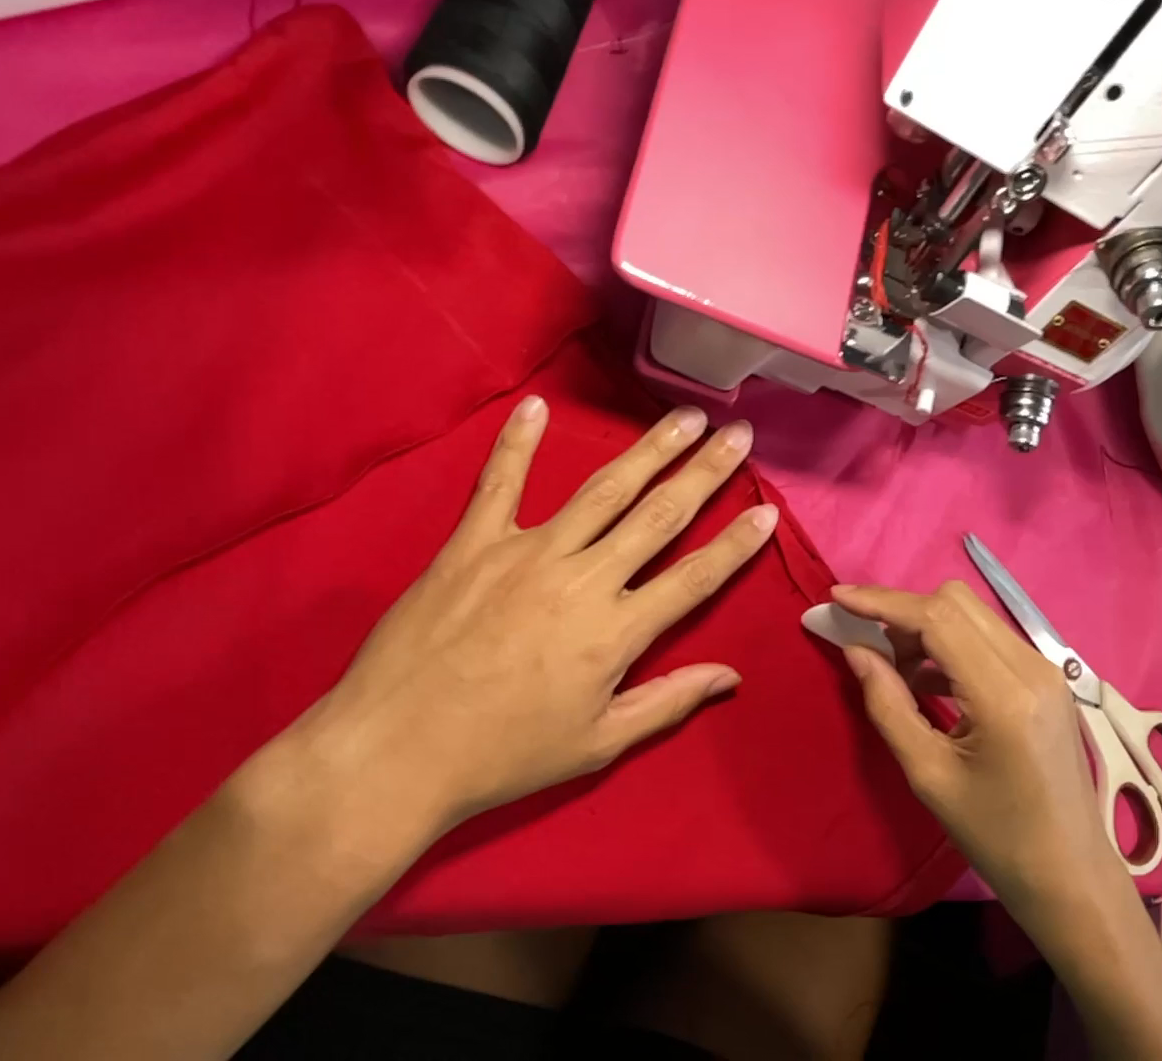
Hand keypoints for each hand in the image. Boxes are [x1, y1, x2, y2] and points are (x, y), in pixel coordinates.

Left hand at [313, 396, 777, 826]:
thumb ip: (668, 702)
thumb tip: (731, 676)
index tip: (767, 510)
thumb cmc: (504, 756)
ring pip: (601, 491)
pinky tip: (536, 406)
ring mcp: (525, 555)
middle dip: (705, 473)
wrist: (394, 753)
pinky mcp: (471, 545)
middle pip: (659, 517)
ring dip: (648, 450)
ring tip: (684, 418)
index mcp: (616, 632)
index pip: (695, 577)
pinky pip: (498, 485)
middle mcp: (582, 579)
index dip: (737, 543)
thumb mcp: (598, 743)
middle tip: (738, 435)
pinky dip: (517, 443)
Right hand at [830, 583, 1116, 907]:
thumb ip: (888, 704)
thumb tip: (855, 650)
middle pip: (957, 602)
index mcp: (1005, 695)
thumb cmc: (996, 837)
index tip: (838, 599)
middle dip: (902, 612)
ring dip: (926, 627)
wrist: (1068, 874)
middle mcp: (1033, 667)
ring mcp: (1046, 670)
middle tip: (866, 644)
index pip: (938, 618)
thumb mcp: (929, 776)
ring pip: (973, 615)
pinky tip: (926, 681)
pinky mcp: (1047, 680)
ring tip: (893, 670)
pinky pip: (990, 639)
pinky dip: (951, 645)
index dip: (883, 602)